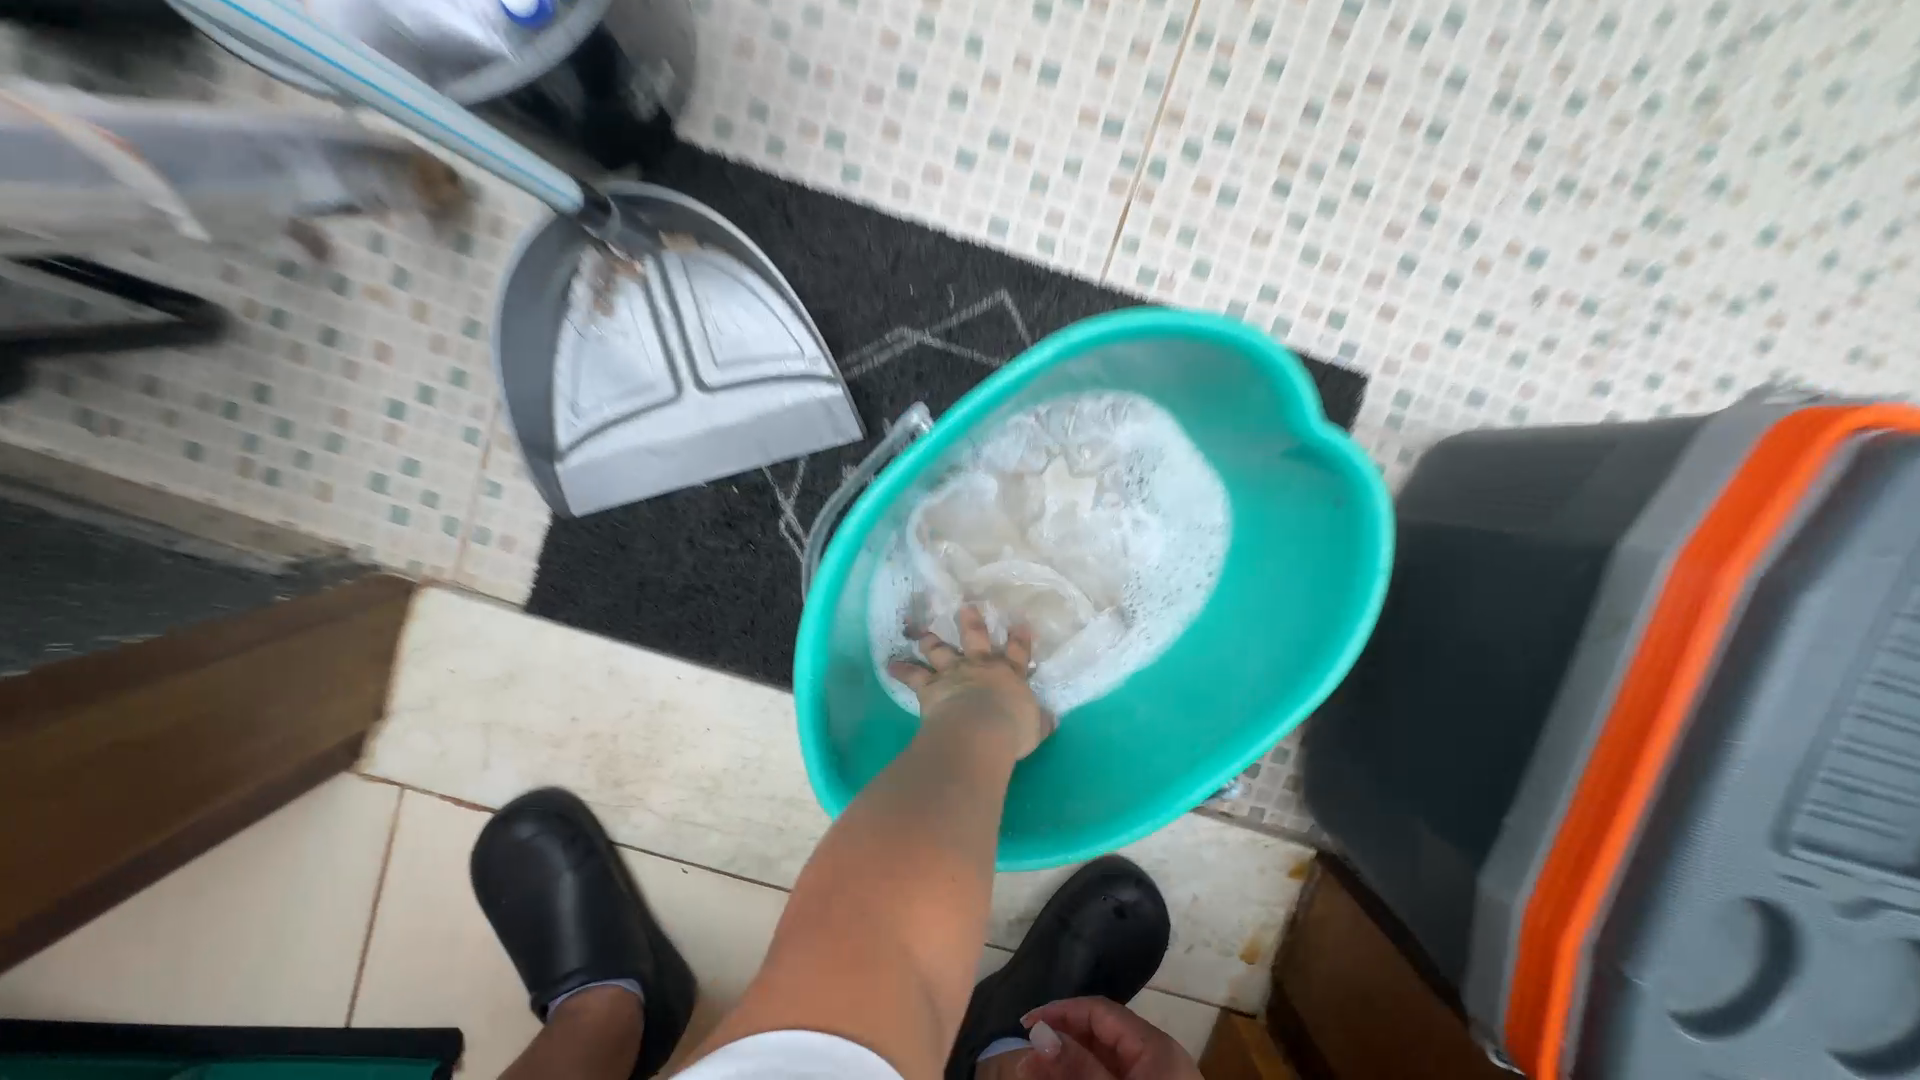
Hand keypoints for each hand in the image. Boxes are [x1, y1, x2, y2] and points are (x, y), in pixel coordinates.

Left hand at [887, 605, 1054, 758]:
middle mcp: (980, 667)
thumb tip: (1050, 719)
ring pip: (940, 651)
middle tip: (965, 607)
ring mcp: (953, 673)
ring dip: (930, 640)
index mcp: (1009, 676)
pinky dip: (901, 670)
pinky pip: (913, 676)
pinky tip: (890, 665)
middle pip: (975, 638)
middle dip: (970, 622)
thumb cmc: (1011, 730)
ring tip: (921, 632)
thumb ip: (1040, 722)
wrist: (979, 731)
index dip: (1019, 638)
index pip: (1018, 652)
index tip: (1019, 622)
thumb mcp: (1034, 728)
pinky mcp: (930, 686)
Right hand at [1017, 997, 1203, 1079]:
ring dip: (1067, 1070)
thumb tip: (1038, 1032)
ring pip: (1101, 1064)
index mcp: (1154, 1047)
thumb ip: (1077, 1068)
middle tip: (1025, 1065)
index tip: (1024, 1026)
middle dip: (1060, 1045)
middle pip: (1099, 1037)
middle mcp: (1156, 1060)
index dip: (1060, 1012)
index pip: (1099, 1011)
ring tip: (1032, 1078)